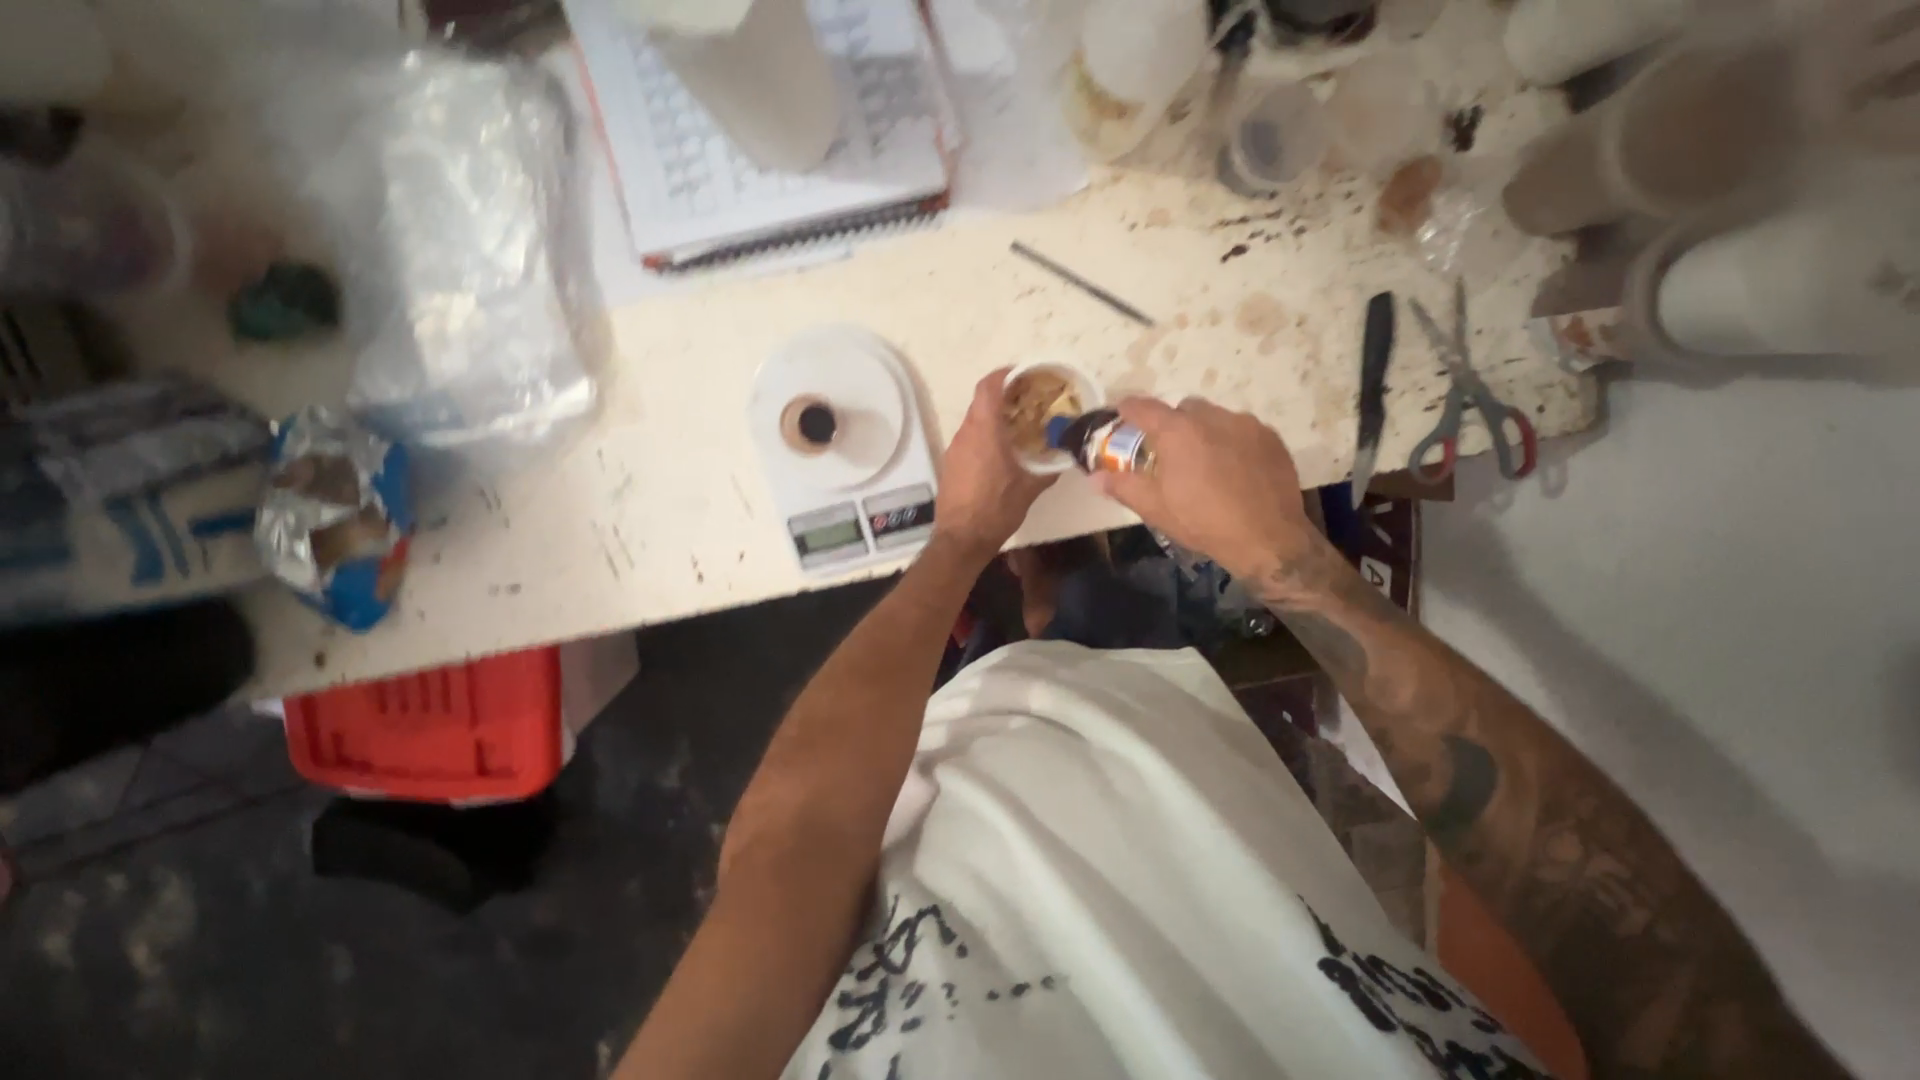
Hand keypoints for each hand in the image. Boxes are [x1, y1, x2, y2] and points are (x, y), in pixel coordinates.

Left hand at [933, 368, 1055, 561]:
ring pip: (974, 422)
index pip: (988, 387)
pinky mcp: (951, 464)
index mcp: (984, 431)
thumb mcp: (1030, 488)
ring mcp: (955, 449)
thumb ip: (1047, 469)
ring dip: (994, 419)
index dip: (1004, 374)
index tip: (1022, 374)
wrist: (961, 539)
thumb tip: (1062, 458)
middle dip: (1004, 397)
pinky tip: (1002, 453)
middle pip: (981, 402)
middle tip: (1029, 402)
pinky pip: (969, 440)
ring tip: (1019, 428)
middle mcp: (965, 434)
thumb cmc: (996, 509)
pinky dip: (985, 436)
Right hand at [1094, 397, 1317, 587]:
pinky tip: (1234, 469)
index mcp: (1178, 432)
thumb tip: (1095, 476)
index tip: (1121, 414)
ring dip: (1204, 432)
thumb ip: (1123, 486)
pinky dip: (1232, 442)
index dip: (1128, 409)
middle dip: (1173, 424)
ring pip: (1216, 417)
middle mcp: (1212, 418)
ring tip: (1206, 462)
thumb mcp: (1156, 509)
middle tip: (1169, 452)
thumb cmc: (1204, 522)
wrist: (1267, 539)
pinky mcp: (1271, 438)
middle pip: (1183, 408)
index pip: (1144, 407)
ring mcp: (1246, 425)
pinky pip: (1243, 430)